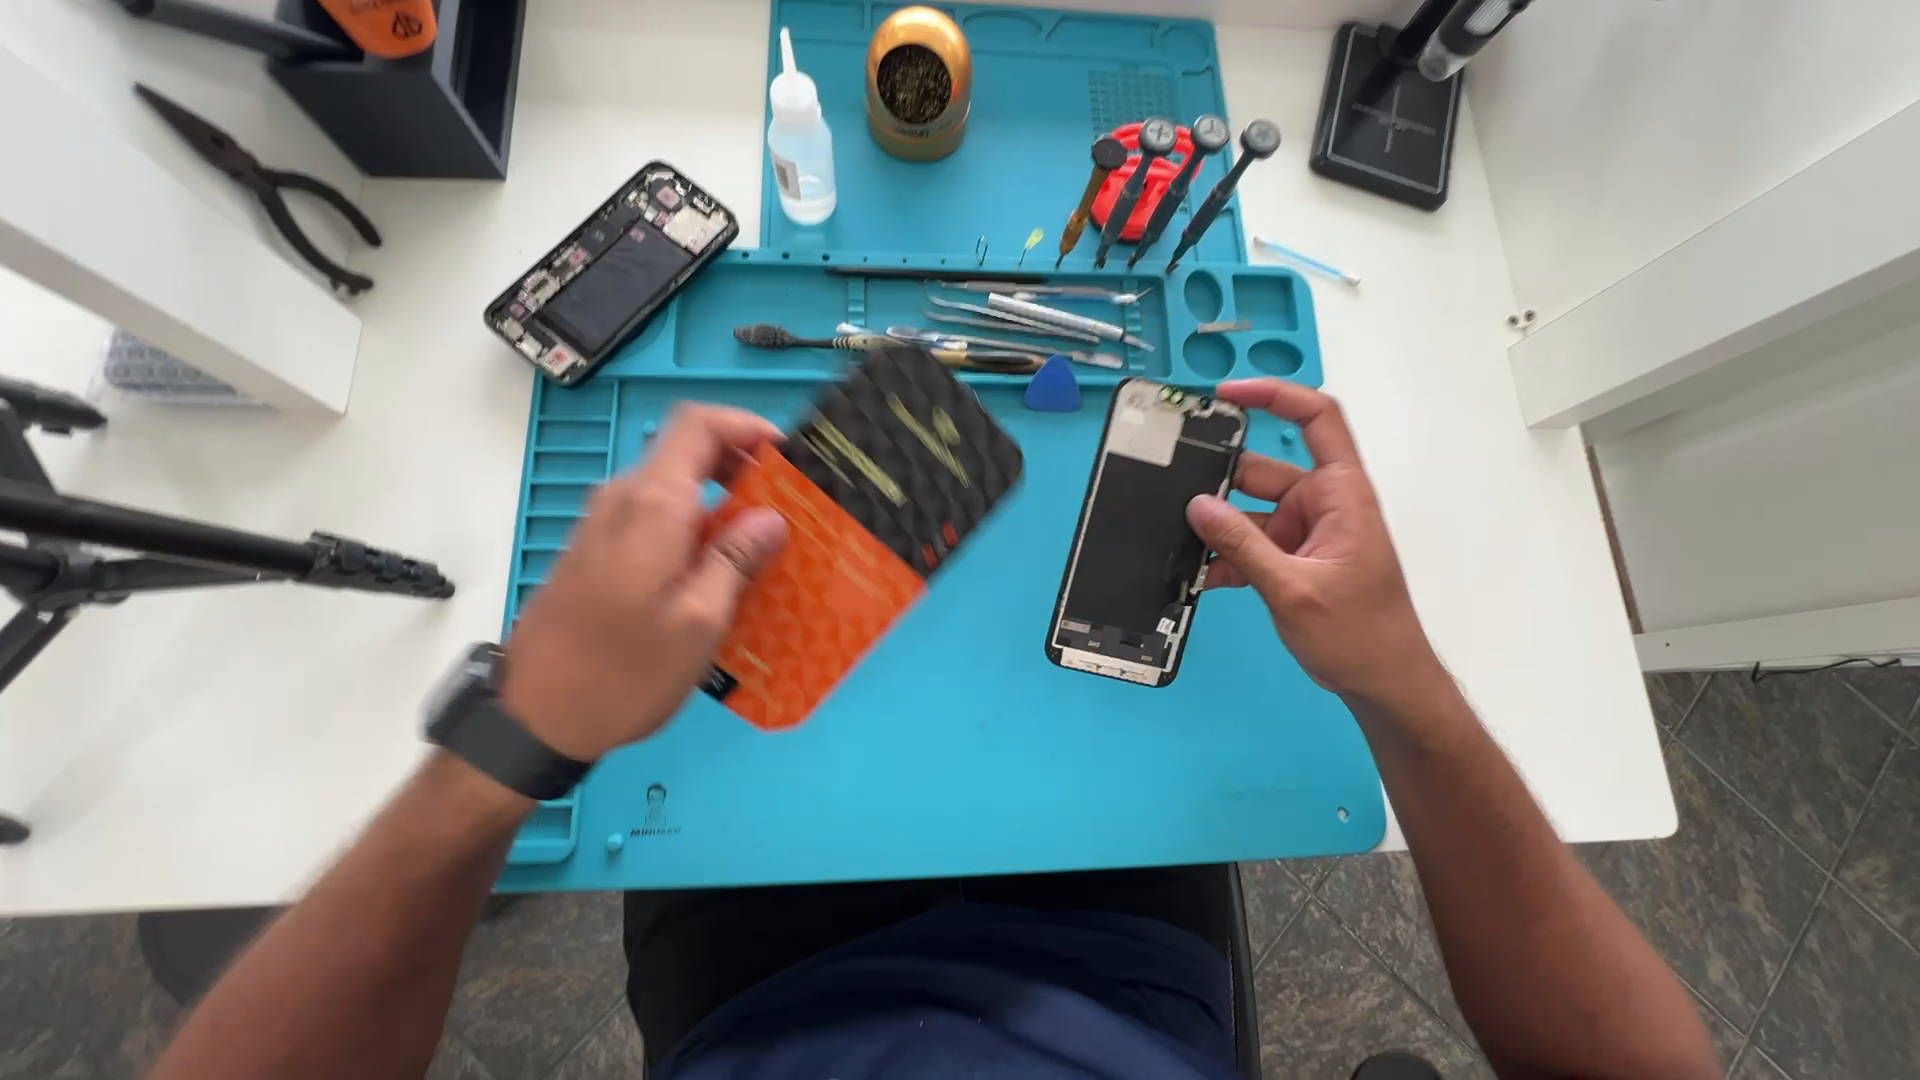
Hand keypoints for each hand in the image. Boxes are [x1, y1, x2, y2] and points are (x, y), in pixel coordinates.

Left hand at [500, 405, 788, 761]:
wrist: (535, 718)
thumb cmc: (626, 671)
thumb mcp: (699, 621)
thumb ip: (735, 559)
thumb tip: (769, 518)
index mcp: (652, 505)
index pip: (697, 424)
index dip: (746, 426)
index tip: (787, 457)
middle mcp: (622, 500)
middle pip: (686, 451)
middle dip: (742, 466)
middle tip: (786, 506)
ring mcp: (603, 525)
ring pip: (671, 487)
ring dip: (720, 501)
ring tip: (763, 543)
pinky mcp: (596, 552)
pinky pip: (654, 518)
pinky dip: (694, 526)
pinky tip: (718, 571)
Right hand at [1186, 380, 1444, 706]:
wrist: (1382, 684)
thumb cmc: (1358, 633)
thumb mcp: (1294, 589)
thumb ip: (1242, 546)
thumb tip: (1197, 506)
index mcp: (1340, 493)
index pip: (1317, 419)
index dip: (1275, 396)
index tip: (1225, 396)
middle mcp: (1320, 503)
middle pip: (1260, 472)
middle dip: (1217, 482)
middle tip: (1168, 490)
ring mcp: (1302, 532)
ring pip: (1245, 513)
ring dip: (1214, 531)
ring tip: (1173, 542)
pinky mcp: (1288, 560)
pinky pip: (1246, 546)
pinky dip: (1221, 558)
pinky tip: (1192, 575)